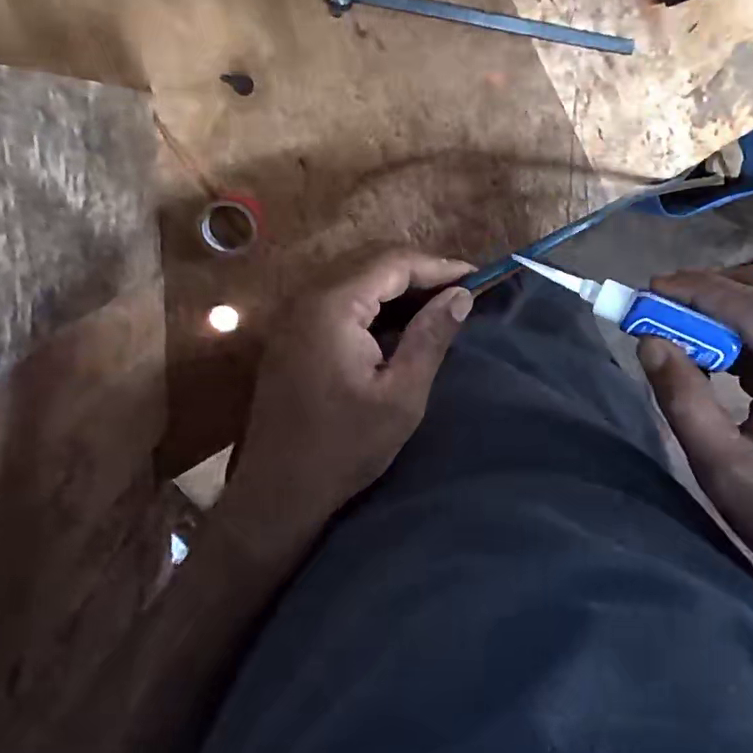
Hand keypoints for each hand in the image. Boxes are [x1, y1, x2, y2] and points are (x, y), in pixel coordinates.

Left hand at [224, 249, 474, 544]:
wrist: (277, 493)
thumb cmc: (344, 447)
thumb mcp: (401, 395)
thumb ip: (431, 337)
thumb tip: (462, 295)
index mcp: (333, 307)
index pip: (393, 262)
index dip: (438, 266)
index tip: (476, 278)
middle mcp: (308, 297)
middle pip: (371, 259)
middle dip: (419, 268)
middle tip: (460, 289)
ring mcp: (295, 313)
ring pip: (355, 272)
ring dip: (397, 281)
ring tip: (438, 300)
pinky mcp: (292, 331)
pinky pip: (339, 293)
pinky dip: (374, 296)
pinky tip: (400, 318)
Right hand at [637, 267, 752, 587]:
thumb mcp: (721, 468)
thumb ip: (683, 400)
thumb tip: (649, 341)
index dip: (705, 293)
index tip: (654, 289)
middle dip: (715, 287)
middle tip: (663, 298)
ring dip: (729, 298)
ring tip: (682, 313)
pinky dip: (745, 319)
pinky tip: (716, 340)